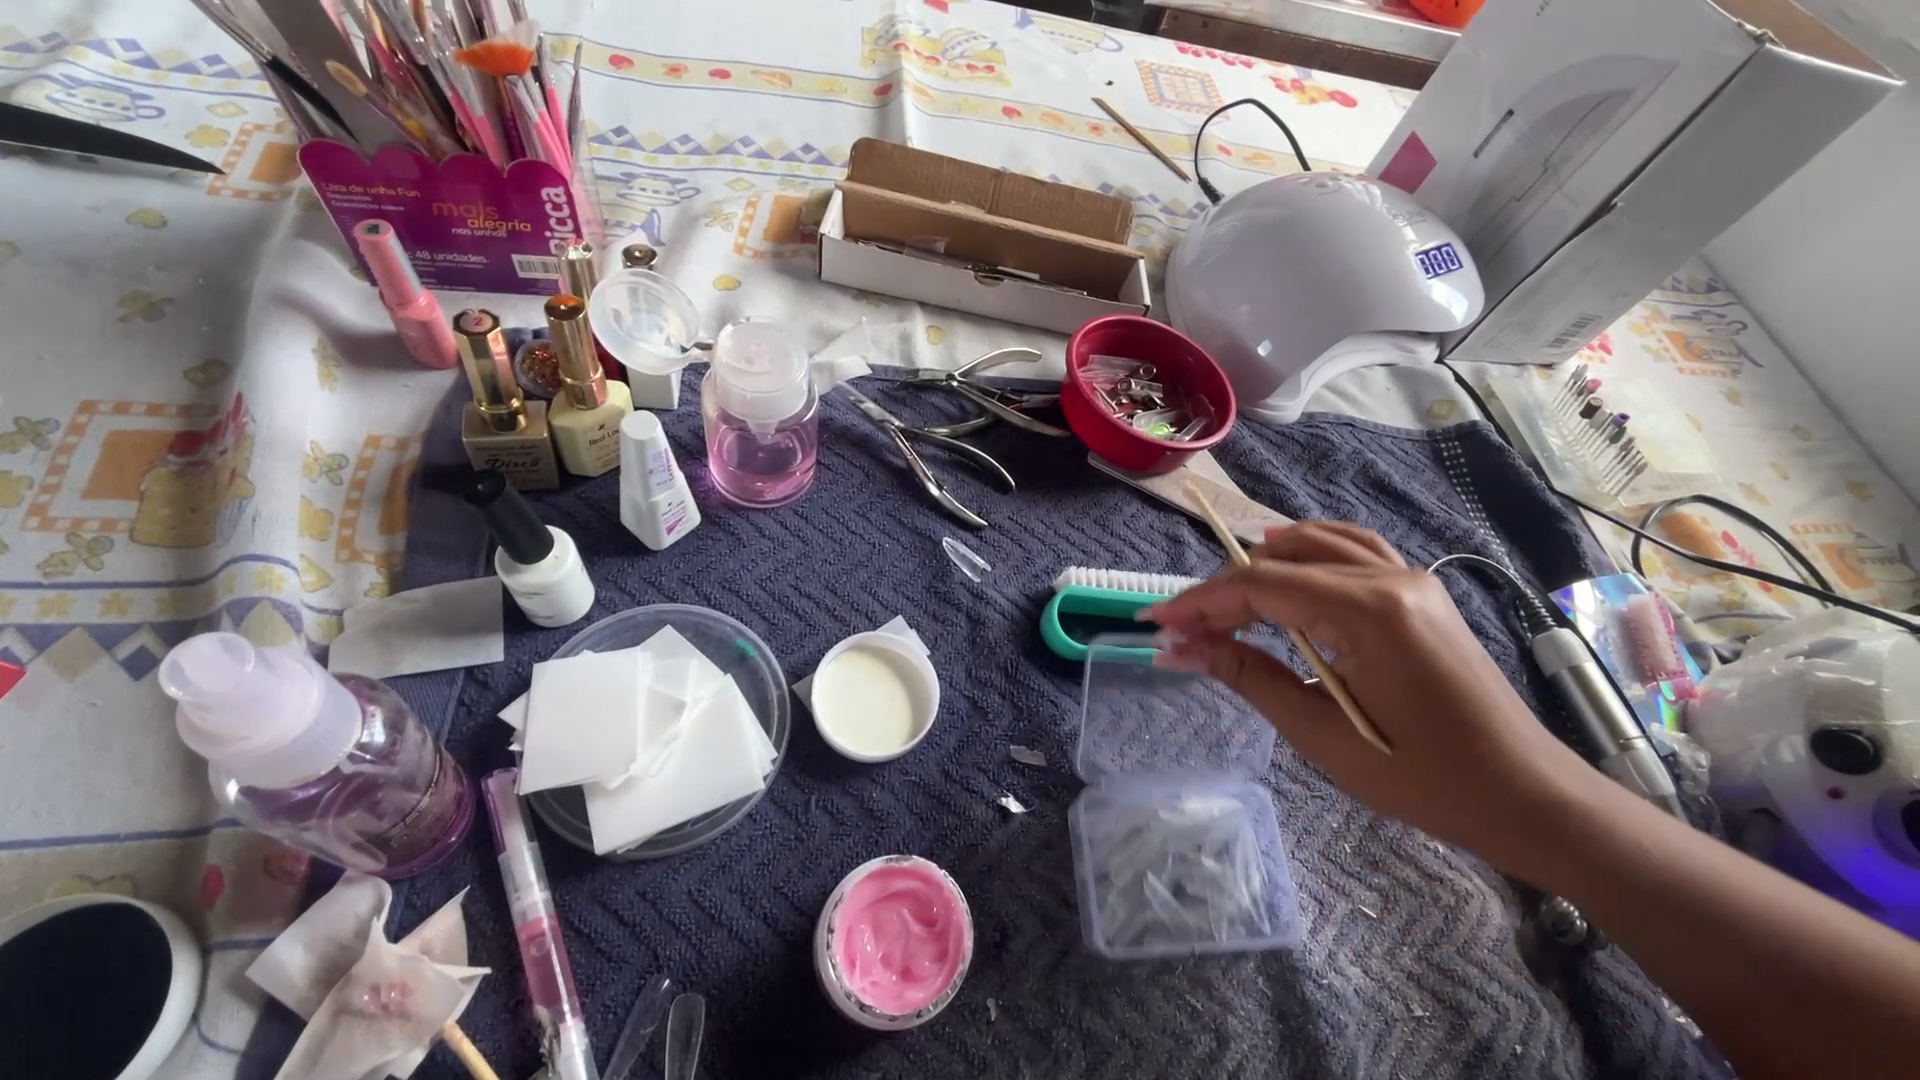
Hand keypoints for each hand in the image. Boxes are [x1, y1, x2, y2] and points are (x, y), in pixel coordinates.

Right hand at [1144, 522, 1597, 873]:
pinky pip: (1352, 551)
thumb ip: (1247, 676)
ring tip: (1220, 599)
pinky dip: (1309, 552)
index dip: (1201, 601)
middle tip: (1182, 629)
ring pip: (1318, 542)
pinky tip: (1285, 565)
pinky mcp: (1420, 592)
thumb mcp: (1321, 733)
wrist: (1525, 795)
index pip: (1262, 586)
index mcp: (1368, 612)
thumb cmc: (1422, 777)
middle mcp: (1391, 578)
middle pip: (1283, 562)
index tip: (1155, 622)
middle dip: (1224, 591)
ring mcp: (1411, 579)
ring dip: (1262, 564)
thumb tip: (1178, 649)